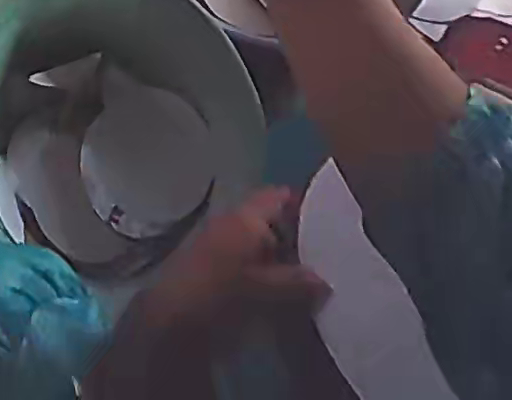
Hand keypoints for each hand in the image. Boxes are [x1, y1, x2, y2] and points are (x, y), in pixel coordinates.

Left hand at [88, 189, 327, 396]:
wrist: (177, 314)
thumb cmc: (221, 292)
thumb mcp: (263, 289)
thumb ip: (295, 281)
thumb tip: (324, 278)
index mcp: (244, 219)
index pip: (276, 198)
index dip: (302, 202)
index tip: (332, 214)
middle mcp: (234, 223)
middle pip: (272, 219)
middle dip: (299, 233)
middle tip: (334, 252)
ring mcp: (225, 241)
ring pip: (264, 239)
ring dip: (287, 253)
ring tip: (321, 272)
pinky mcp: (220, 262)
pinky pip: (253, 257)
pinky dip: (272, 267)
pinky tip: (292, 287)